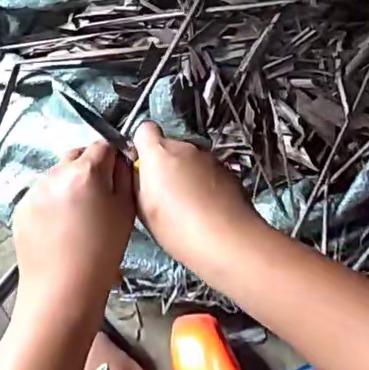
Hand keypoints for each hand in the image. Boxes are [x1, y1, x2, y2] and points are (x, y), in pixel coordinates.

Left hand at [12, 141, 135, 325]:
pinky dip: (54, 201)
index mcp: (86, 172)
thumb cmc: (101, 256)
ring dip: (70, 183)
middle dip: (90, 167)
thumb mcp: (125, 213)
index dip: (113, 156)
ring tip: (79, 216)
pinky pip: (43, 193)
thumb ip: (123, 178)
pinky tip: (61, 226)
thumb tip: (120, 160)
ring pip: (59, 174)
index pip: (103, 145)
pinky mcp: (22, 207)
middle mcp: (56, 174)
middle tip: (99, 195)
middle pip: (77, 155)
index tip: (117, 173)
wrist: (61, 293)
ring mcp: (35, 190)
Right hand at [131, 122, 259, 265]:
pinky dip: (204, 182)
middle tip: (165, 194)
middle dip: (165, 164)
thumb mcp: (144, 209)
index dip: (141, 145)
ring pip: (189, 159)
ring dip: (186, 173)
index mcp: (159, 154)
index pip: (144, 129)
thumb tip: (139, 171)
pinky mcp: (228, 169)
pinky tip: (207, 207)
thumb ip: (138, 182)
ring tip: (189, 205)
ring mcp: (209, 157)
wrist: (230, 240)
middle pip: (168, 146)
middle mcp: (185, 148)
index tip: (142, 166)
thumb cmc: (179, 228)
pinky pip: (207, 170)